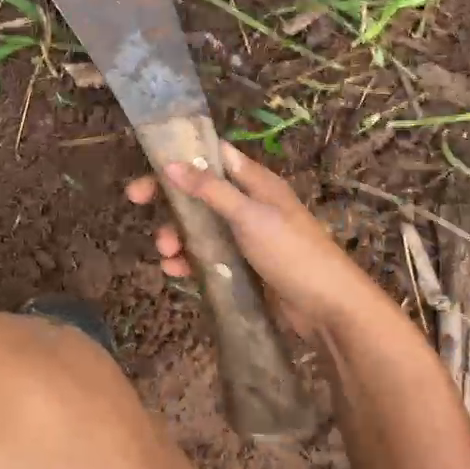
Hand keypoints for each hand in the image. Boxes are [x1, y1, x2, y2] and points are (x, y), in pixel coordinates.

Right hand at [124, 144, 393, 338]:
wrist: (335, 314)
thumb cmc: (295, 255)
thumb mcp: (251, 217)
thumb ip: (210, 190)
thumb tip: (169, 163)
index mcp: (256, 184)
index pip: (212, 155)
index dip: (179, 154)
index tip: (147, 162)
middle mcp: (249, 204)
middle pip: (197, 190)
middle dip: (167, 197)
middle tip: (134, 199)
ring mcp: (246, 235)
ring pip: (198, 224)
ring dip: (176, 234)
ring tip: (165, 252)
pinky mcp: (244, 264)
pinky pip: (206, 254)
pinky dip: (188, 259)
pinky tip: (175, 270)